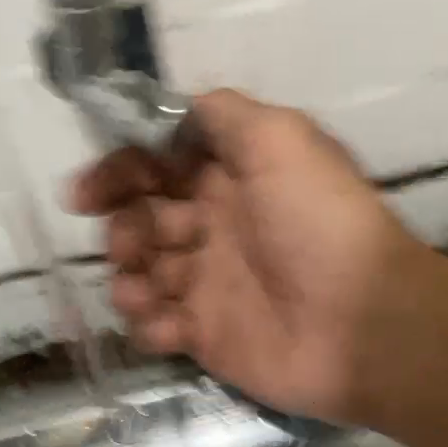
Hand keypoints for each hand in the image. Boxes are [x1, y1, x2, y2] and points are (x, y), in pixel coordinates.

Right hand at [68, 89, 431, 422]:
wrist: (361, 323)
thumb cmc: (318, 224)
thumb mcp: (280, 139)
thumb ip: (224, 114)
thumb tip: (175, 110)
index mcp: (231, 178)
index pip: (155, 166)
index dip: (117, 173)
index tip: (86, 193)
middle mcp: (214, 227)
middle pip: (140, 219)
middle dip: (122, 228)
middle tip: (132, 245)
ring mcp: (208, 285)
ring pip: (139, 274)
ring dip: (127, 278)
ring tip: (144, 290)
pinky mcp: (205, 336)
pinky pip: (155, 325)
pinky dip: (149, 325)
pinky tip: (172, 328)